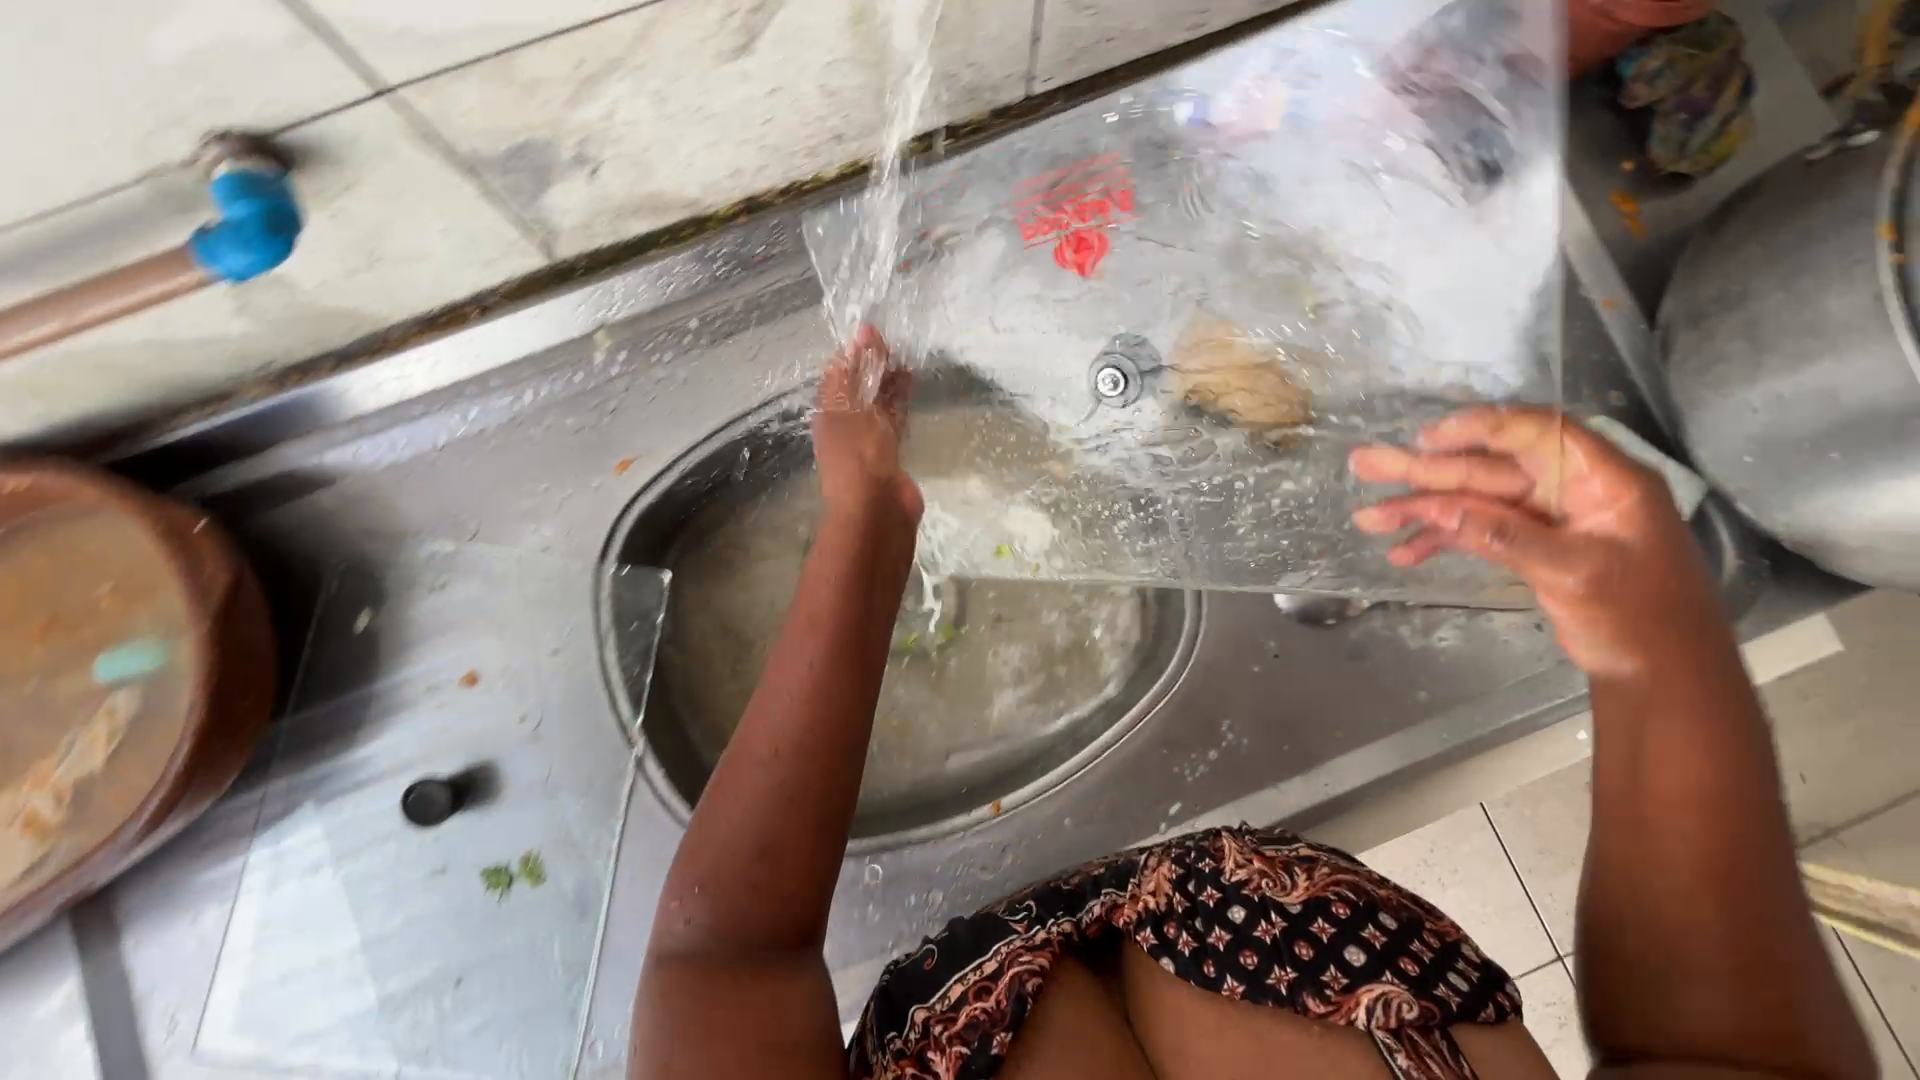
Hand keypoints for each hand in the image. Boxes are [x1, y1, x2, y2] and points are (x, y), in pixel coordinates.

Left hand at [814, 326, 921, 528]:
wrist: (877, 513)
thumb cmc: (860, 458)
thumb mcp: (857, 408)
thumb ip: (861, 371)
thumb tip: (863, 331)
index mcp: (828, 414)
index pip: (837, 374)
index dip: (853, 352)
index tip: (874, 330)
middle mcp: (845, 425)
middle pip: (858, 388)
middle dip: (873, 366)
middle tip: (894, 340)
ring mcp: (869, 441)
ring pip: (878, 403)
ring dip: (889, 382)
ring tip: (907, 357)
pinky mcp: (890, 454)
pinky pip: (894, 419)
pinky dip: (901, 401)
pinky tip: (912, 385)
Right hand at [1349, 406, 1723, 679]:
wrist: (1662, 673)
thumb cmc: (1641, 618)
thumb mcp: (1576, 574)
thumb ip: (1507, 538)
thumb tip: (1441, 512)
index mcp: (1601, 480)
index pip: (1535, 433)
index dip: (1478, 429)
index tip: (1424, 438)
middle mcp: (1569, 490)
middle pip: (1487, 469)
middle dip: (1424, 471)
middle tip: (1363, 463)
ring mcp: (1546, 519)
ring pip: (1471, 503)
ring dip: (1419, 510)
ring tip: (1366, 517)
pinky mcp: (1529, 546)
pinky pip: (1475, 533)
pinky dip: (1440, 541)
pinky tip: (1402, 553)